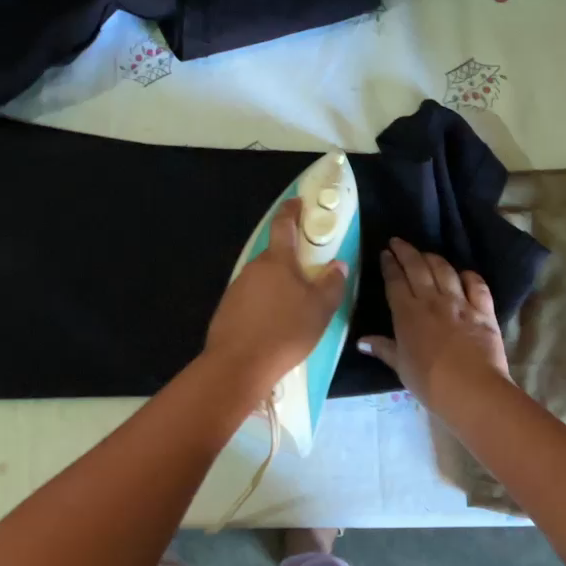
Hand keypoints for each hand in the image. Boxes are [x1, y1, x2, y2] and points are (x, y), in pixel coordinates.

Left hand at [201, 198, 348, 398]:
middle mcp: (254, 267)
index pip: (284, 225)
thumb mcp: (320, 309)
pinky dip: (264, 302)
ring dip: (277, 283)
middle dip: (290, 258)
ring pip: (262, 277)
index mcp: (277, 260)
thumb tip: (337, 265)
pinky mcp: (228, 308)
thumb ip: (332, 284)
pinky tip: (273, 321)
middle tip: (308, 271)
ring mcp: (237, 287)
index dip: (292, 211)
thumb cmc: (285, 331)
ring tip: (294, 303)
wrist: (238, 363)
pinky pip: (252, 297)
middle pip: (274, 254)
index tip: (298, 202)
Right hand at [358, 238, 511, 409]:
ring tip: (426, 254)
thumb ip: (383, 349)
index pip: (395, 280)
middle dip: (406, 251)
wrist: (473, 390)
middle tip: (398, 242)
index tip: (384, 253)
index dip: (389, 264)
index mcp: (407, 313)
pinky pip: (477, 285)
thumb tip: (360, 341)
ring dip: (433, 258)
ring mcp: (460, 303)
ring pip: (444, 270)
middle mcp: (432, 300)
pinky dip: (469, 276)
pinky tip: (463, 274)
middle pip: (417, 267)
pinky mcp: (483, 311)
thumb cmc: (430, 382)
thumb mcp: (400, 367)